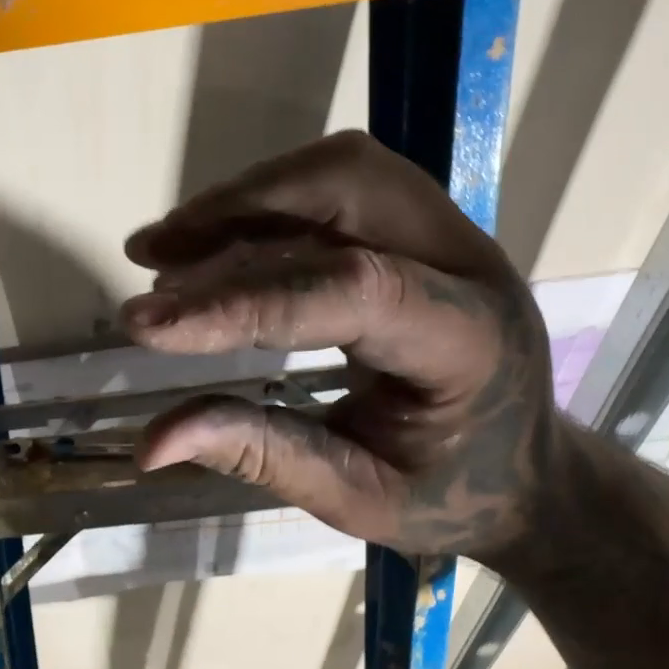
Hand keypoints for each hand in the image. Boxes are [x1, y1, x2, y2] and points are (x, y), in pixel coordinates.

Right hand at [120, 131, 560, 561]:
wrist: (525, 473)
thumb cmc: (448, 497)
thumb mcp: (356, 498)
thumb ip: (261, 457)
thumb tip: (151, 444)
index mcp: (467, 342)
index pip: (348, 288)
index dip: (238, 302)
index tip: (143, 327)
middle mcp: (469, 264)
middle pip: (349, 183)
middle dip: (236, 210)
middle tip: (153, 258)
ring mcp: (452, 235)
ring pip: (338, 170)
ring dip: (241, 200)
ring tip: (164, 250)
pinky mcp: (422, 231)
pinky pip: (335, 189)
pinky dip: (261, 208)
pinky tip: (207, 250)